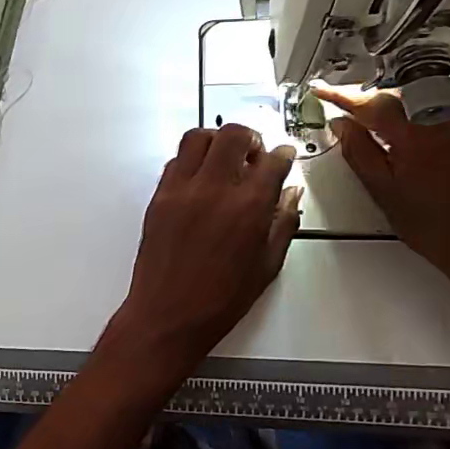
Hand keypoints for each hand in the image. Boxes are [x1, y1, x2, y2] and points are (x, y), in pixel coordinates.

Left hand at [97, 124, 301, 386]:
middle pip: (232, 134)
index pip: (272, 161)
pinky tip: (200, 177)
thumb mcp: (266, 265)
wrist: (168, 314)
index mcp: (248, 207)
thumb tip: (291, 193)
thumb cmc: (220, 299)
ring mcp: (181, 190)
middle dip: (249, 137)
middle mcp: (214, 189)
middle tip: (254, 153)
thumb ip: (283, 223)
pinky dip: (191, 159)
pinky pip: (174, 161)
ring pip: (197, 137)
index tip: (284, 155)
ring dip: (216, 140)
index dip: (283, 154)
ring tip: (225, 158)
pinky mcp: (158, 196)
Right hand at [317, 87, 449, 314]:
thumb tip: (342, 127)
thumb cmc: (446, 229)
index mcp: (414, 134)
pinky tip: (412, 132)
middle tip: (347, 109)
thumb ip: (358, 152)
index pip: (368, 102)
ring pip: (421, 94)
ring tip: (378, 122)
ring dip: (395, 102)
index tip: (324, 92)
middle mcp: (444, 120)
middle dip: (369, 98)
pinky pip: (443, 105)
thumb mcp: (384, 192)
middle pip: (397, 92)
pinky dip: (420, 111)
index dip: (340, 95)